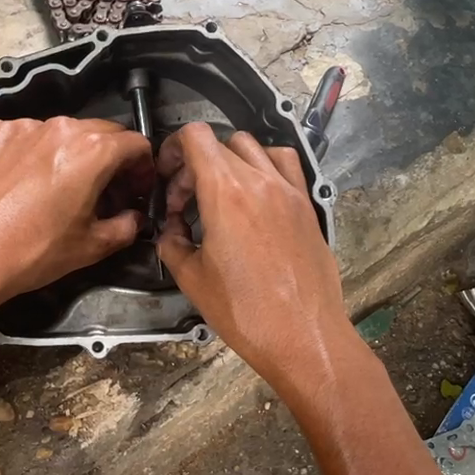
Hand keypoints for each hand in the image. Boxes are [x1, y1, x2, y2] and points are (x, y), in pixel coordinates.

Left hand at [0, 116, 153, 323]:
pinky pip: (22, 139)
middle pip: (99, 133)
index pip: (135, 143)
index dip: (142, 168)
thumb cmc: (24, 254)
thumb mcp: (89, 248)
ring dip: (68, 157)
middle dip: (109, 160)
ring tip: (55, 194)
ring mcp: (17, 129)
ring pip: (58, 134)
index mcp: (90, 152)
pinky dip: (30, 156)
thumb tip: (131, 218)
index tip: (135, 186)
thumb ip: (124, 227)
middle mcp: (55, 129)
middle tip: (103, 192)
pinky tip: (20, 189)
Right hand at [155, 123, 347, 380]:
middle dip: (195, 165)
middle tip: (185, 201)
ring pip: (254, 148)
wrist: (302, 337)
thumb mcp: (192, 279)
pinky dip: (265, 166)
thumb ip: (172, 244)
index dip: (173, 149)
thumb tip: (170, 232)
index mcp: (225, 193)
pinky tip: (256, 195)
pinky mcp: (307, 207)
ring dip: (230, 161)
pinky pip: (286, 166)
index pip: (195, 137)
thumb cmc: (248, 313)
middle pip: (221, 143)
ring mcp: (289, 192)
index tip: (167, 176)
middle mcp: (260, 182)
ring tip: (220, 193)